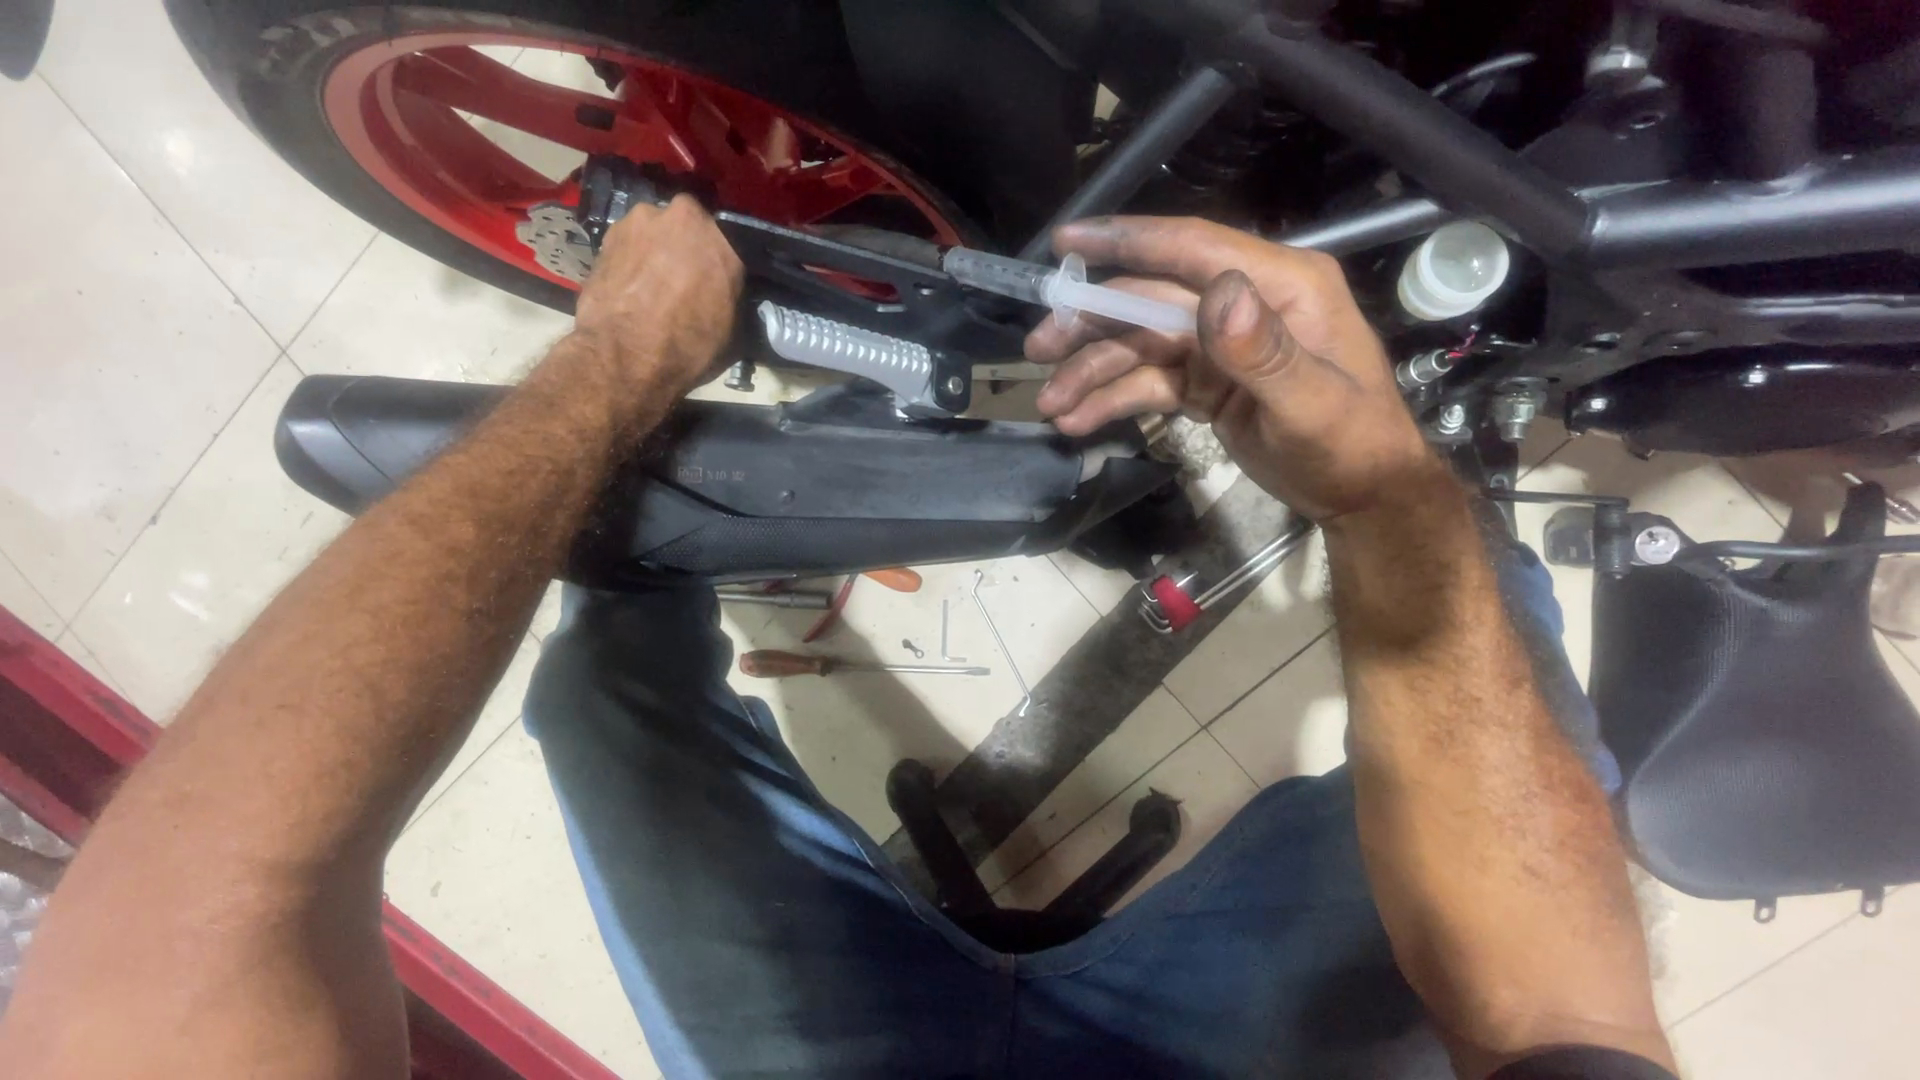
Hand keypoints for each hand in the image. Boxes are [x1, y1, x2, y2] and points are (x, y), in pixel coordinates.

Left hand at [572, 194, 743, 401]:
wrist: (626, 355)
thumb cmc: (690, 344)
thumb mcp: (733, 325)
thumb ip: (729, 290)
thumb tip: (724, 287)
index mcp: (722, 235)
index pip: (731, 239)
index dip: (723, 259)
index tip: (720, 276)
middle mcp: (682, 216)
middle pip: (689, 226)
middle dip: (687, 246)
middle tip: (685, 278)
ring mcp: (640, 221)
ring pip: (655, 231)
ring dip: (656, 250)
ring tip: (654, 285)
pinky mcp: (607, 235)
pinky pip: (629, 244)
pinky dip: (632, 260)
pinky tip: (632, 287)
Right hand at [1025, 216, 1438, 520]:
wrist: (1360, 493)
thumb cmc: (1352, 445)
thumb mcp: (1315, 405)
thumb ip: (1266, 353)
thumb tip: (1218, 294)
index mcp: (1278, 287)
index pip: (1193, 249)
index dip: (1128, 241)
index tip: (1066, 240)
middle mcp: (1242, 304)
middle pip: (1150, 301)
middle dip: (1090, 324)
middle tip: (1037, 348)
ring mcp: (1219, 344)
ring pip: (1139, 345)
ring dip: (1091, 371)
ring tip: (1050, 405)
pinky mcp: (1205, 381)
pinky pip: (1147, 382)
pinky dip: (1112, 400)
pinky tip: (1079, 421)